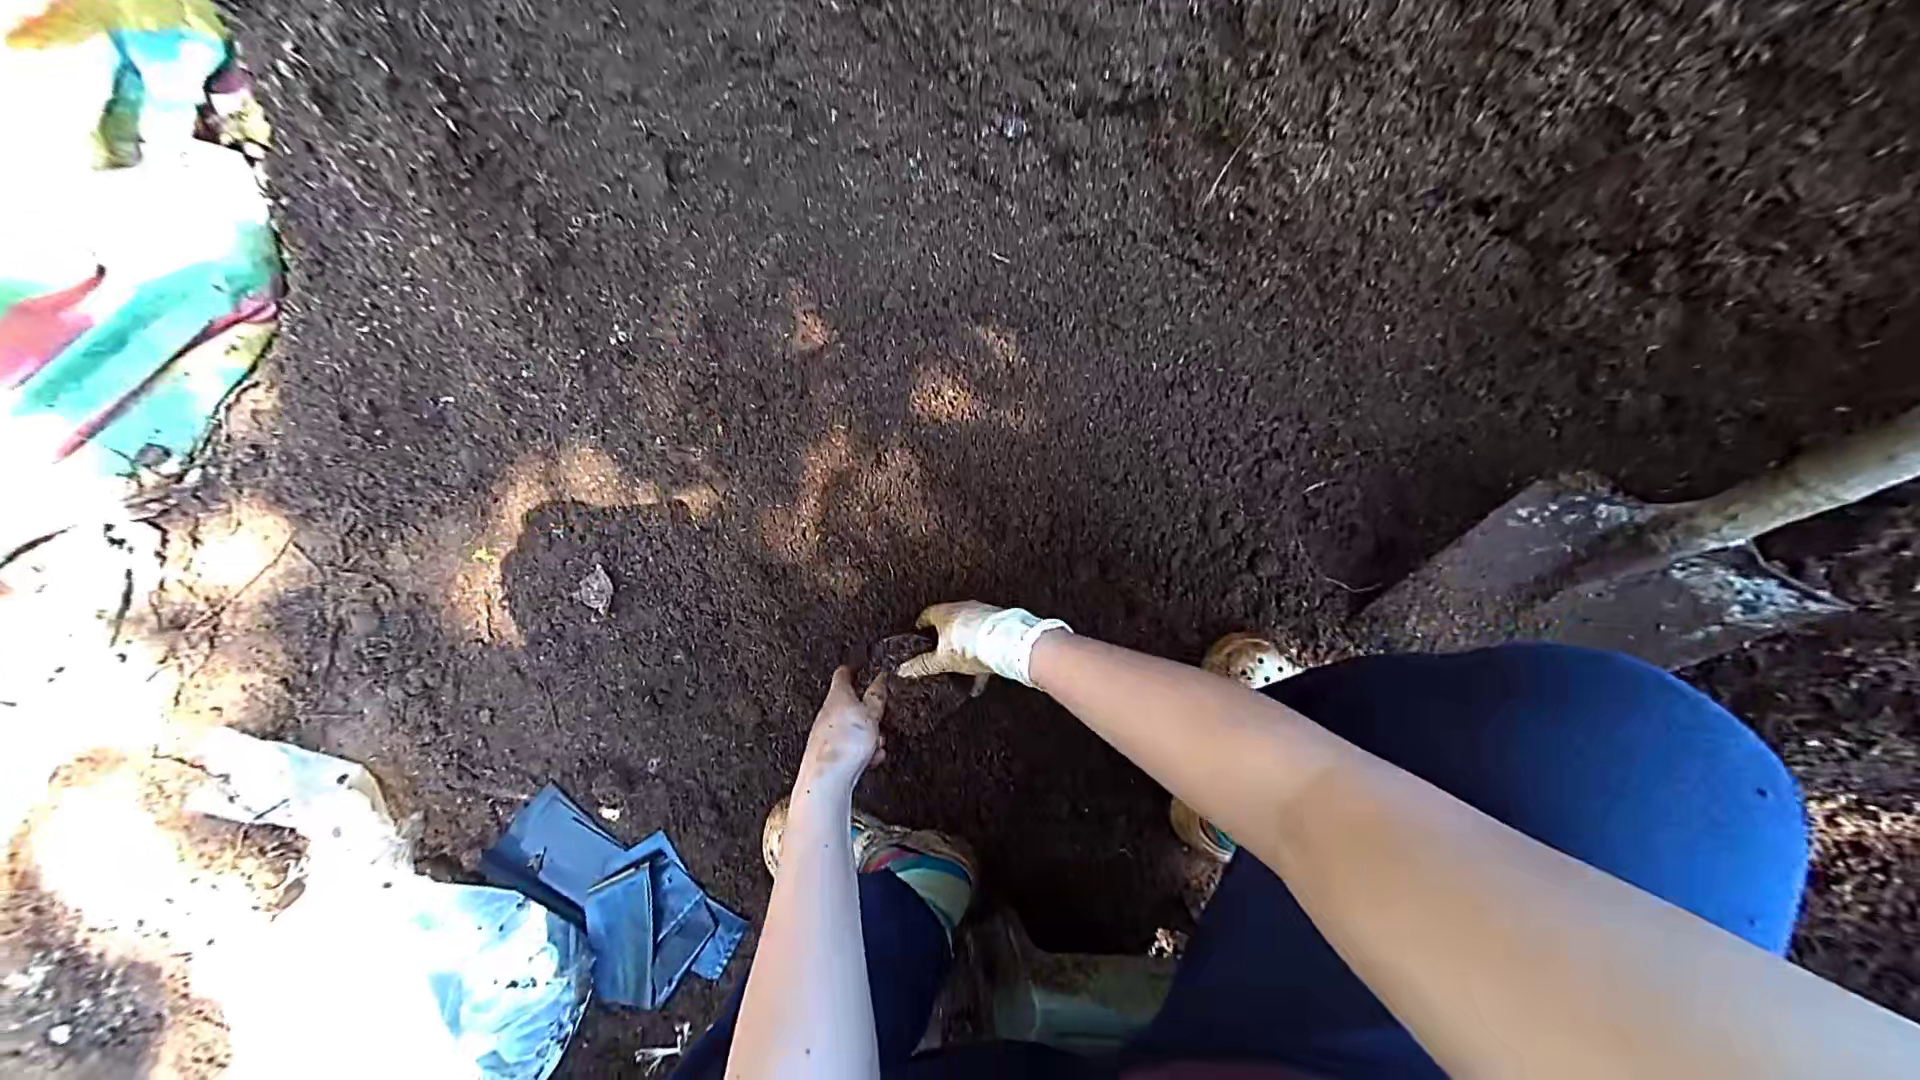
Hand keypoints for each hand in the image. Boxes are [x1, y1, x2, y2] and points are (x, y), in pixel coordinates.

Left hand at [796, 665, 886, 795]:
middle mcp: (827, 713)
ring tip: (877, 744)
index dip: (853, 668)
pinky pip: (848, 747)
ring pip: (851, 728)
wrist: (826, 779)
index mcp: (837, 696)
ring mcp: (825, 734)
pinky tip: (871, 759)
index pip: (843, 674)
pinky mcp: (827, 754)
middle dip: (867, 712)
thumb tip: (880, 679)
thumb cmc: (845, 744)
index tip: (860, 666)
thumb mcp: (871, 715)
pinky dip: (861, 751)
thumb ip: (877, 697)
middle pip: (849, 704)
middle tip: (880, 717)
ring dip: (867, 734)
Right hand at [897, 601, 1069, 688]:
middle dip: (945, 640)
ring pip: (969, 632)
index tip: (918, 640)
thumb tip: (904, 669)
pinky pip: (986, 639)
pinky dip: (982, 655)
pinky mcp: (999, 623)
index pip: (926, 616)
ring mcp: (982, 614)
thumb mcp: (942, 660)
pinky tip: (982, 678)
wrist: (1008, 642)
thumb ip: (923, 665)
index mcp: (945, 612)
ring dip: (965, 648)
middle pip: (948, 623)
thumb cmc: (972, 645)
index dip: (920, 629)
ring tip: (963, 669)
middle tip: (940, 655)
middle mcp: (963, 608)